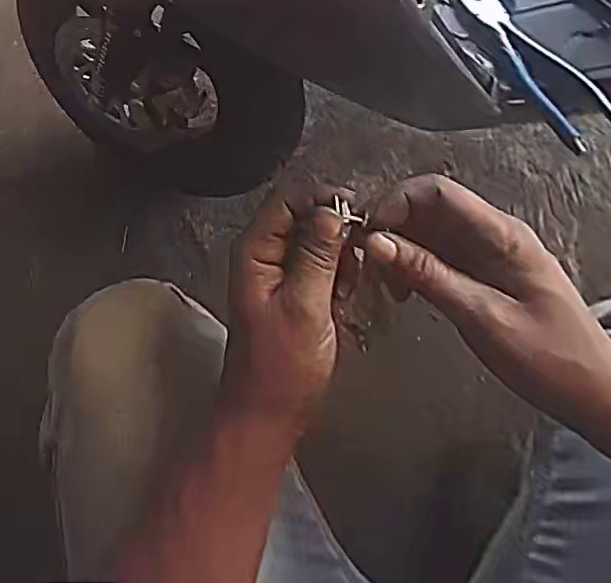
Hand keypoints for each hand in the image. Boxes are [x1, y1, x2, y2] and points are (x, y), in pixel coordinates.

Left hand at [220, 184, 354, 431]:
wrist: (267, 412)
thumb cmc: (280, 368)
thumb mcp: (305, 307)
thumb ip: (318, 257)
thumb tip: (331, 212)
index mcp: (254, 251)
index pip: (285, 200)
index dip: (320, 197)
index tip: (354, 208)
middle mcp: (262, 253)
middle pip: (301, 215)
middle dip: (333, 230)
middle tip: (356, 252)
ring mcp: (276, 270)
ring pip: (314, 239)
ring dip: (338, 254)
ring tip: (345, 285)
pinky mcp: (292, 287)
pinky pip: (318, 263)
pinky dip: (336, 273)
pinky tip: (342, 296)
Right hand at [363, 176, 610, 430]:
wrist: (602, 399)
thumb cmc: (553, 361)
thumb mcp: (484, 318)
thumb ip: (429, 275)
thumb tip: (377, 242)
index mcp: (501, 234)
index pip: (436, 191)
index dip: (396, 202)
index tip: (371, 235)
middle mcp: (492, 234)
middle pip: (427, 207)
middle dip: (392, 227)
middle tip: (369, 263)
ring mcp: (486, 253)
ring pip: (427, 230)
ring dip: (399, 248)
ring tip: (383, 282)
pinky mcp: (481, 273)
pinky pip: (436, 254)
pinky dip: (412, 266)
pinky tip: (403, 291)